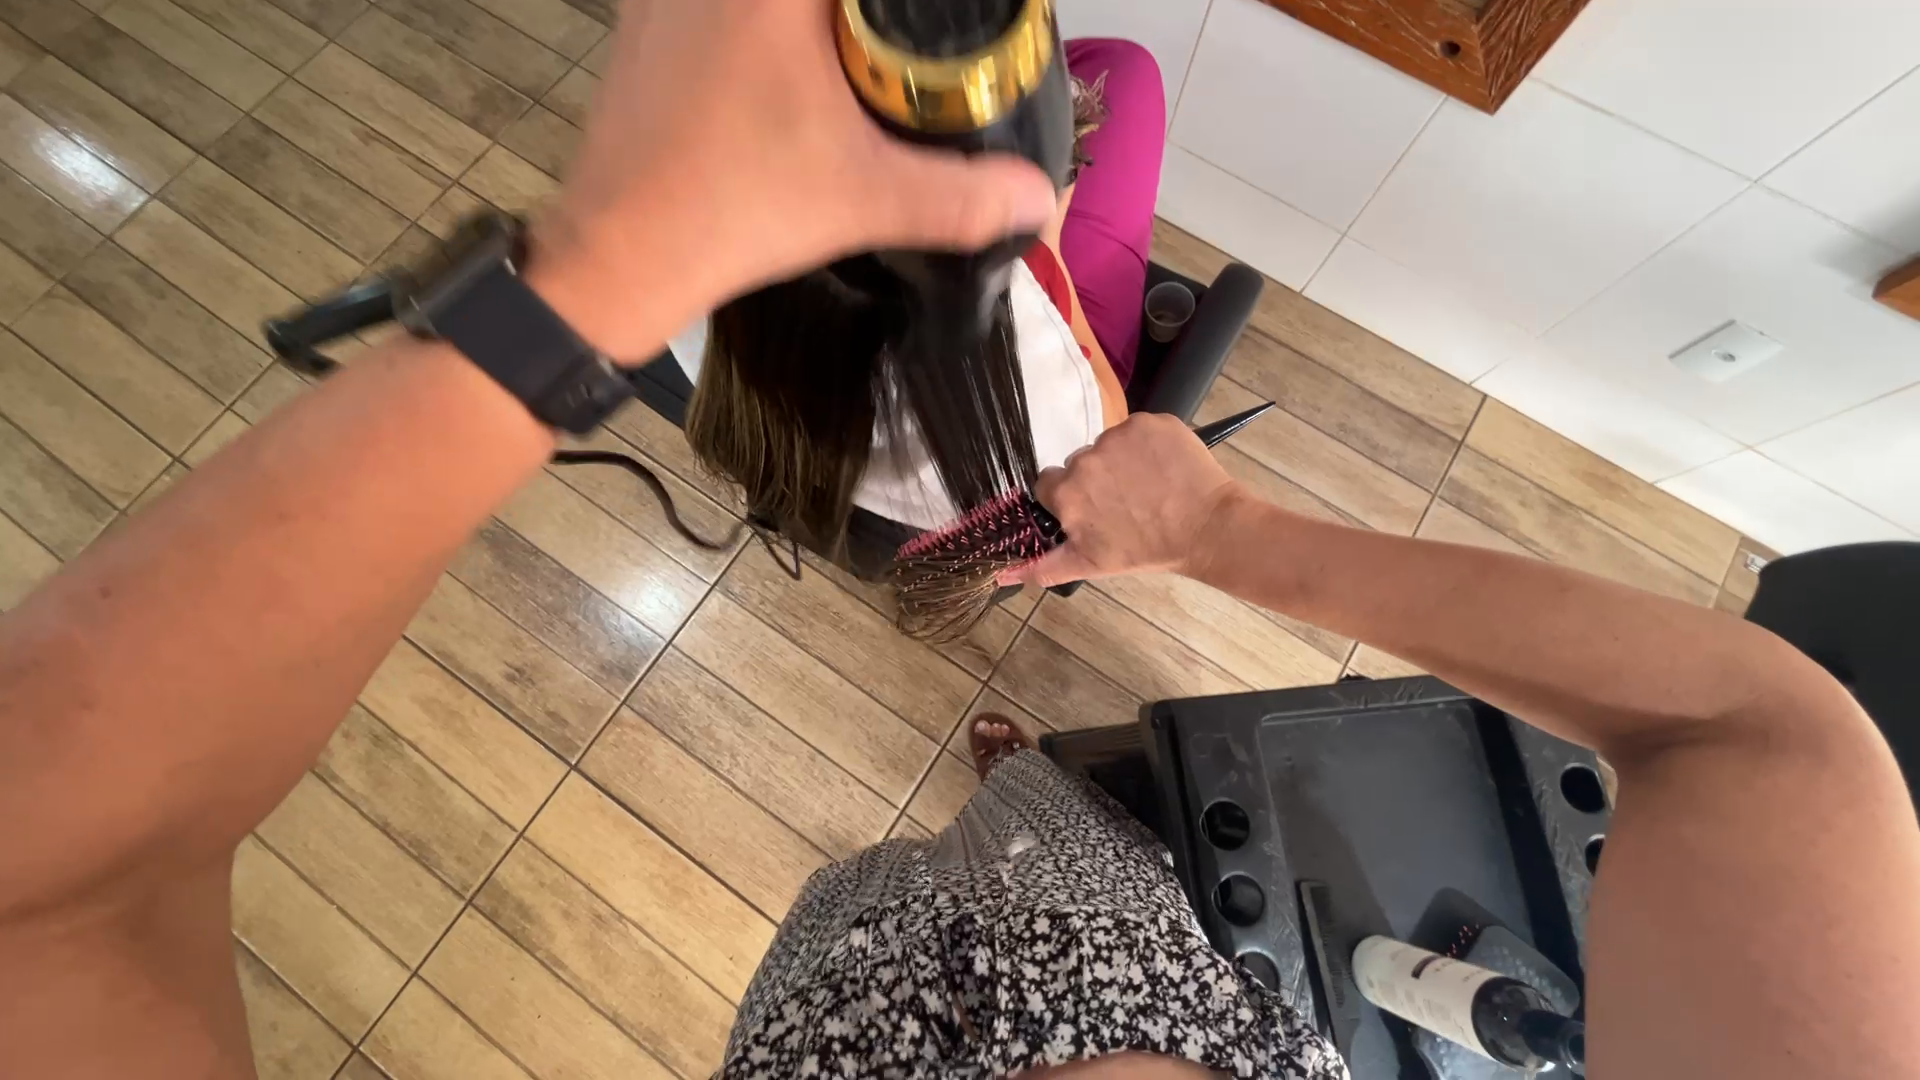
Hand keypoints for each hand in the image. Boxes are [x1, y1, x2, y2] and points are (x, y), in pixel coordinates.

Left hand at [528, 0, 1057, 357]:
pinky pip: (724, 6)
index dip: (914, 11)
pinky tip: (781, 82)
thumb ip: (960, 197)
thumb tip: (1039, 199)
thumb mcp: (868, 202)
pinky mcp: (645, 21)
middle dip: (864, 23)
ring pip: (769, 3)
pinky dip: (763, 29)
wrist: (624, 254)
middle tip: (895, 63)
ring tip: (847, 73)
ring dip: (813, 26)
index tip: (932, 33)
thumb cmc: (744, 212)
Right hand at [1002, 414, 1246, 586]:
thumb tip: (1001, 575)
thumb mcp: (1090, 565)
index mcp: (1066, 492)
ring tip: (1147, 487)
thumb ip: (1042, 567)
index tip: (1091, 510)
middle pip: (1078, 463)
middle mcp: (1086, 458)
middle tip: (1123, 502)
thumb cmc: (1147, 550)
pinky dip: (1147, 446)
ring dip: (1120, 461)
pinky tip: (1162, 469)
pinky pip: (1137, 430)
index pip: (1049, 484)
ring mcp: (1119, 436)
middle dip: (1094, 480)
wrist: (1208, 529)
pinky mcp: (1150, 421)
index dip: (1069, 498)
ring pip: (1107, 446)